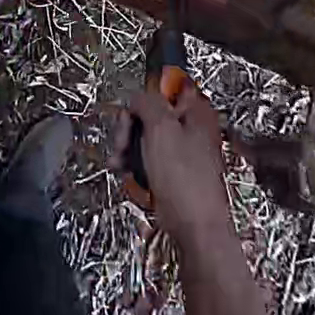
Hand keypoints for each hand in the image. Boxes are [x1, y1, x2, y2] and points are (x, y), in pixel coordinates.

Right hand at [117, 84, 235, 252]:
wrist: (194, 227)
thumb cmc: (181, 175)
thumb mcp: (161, 128)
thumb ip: (147, 102)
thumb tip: (137, 98)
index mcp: (196, 111)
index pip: (163, 86)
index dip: (143, 98)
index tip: (131, 116)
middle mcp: (190, 126)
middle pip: (149, 112)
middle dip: (129, 127)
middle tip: (122, 143)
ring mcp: (181, 150)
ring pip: (144, 134)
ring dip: (126, 146)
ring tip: (119, 162)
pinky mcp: (172, 170)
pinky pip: (146, 156)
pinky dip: (133, 162)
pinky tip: (123, 172)